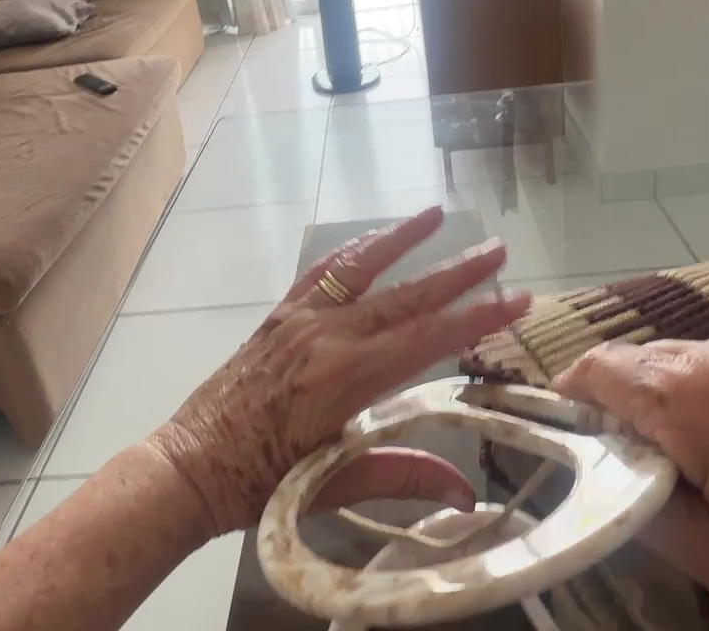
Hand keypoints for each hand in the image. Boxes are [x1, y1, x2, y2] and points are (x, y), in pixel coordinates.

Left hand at [146, 206, 531, 536]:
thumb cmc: (260, 482)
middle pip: (405, 297)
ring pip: (362, 269)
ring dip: (403, 240)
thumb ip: (401, 475)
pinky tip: (374, 239)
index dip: (476, 319)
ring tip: (437, 214)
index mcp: (345, 379)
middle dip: (457, 274)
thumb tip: (466, 495)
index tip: (516, 300)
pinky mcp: (281, 313)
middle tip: (498, 250)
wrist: (192, 463)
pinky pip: (323, 271)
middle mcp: (327, 335)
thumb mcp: (334, 482)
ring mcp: (301, 317)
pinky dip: (353, 251)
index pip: (427, 340)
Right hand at [553, 336, 708, 630]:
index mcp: (701, 397)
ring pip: (688, 359)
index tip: (562, 428)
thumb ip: (643, 504)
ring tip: (678, 459)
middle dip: (618, 399)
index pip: (602, 367)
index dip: (571, 394)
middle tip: (617, 459)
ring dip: (665, 396)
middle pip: (643, 358)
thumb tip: (606, 477)